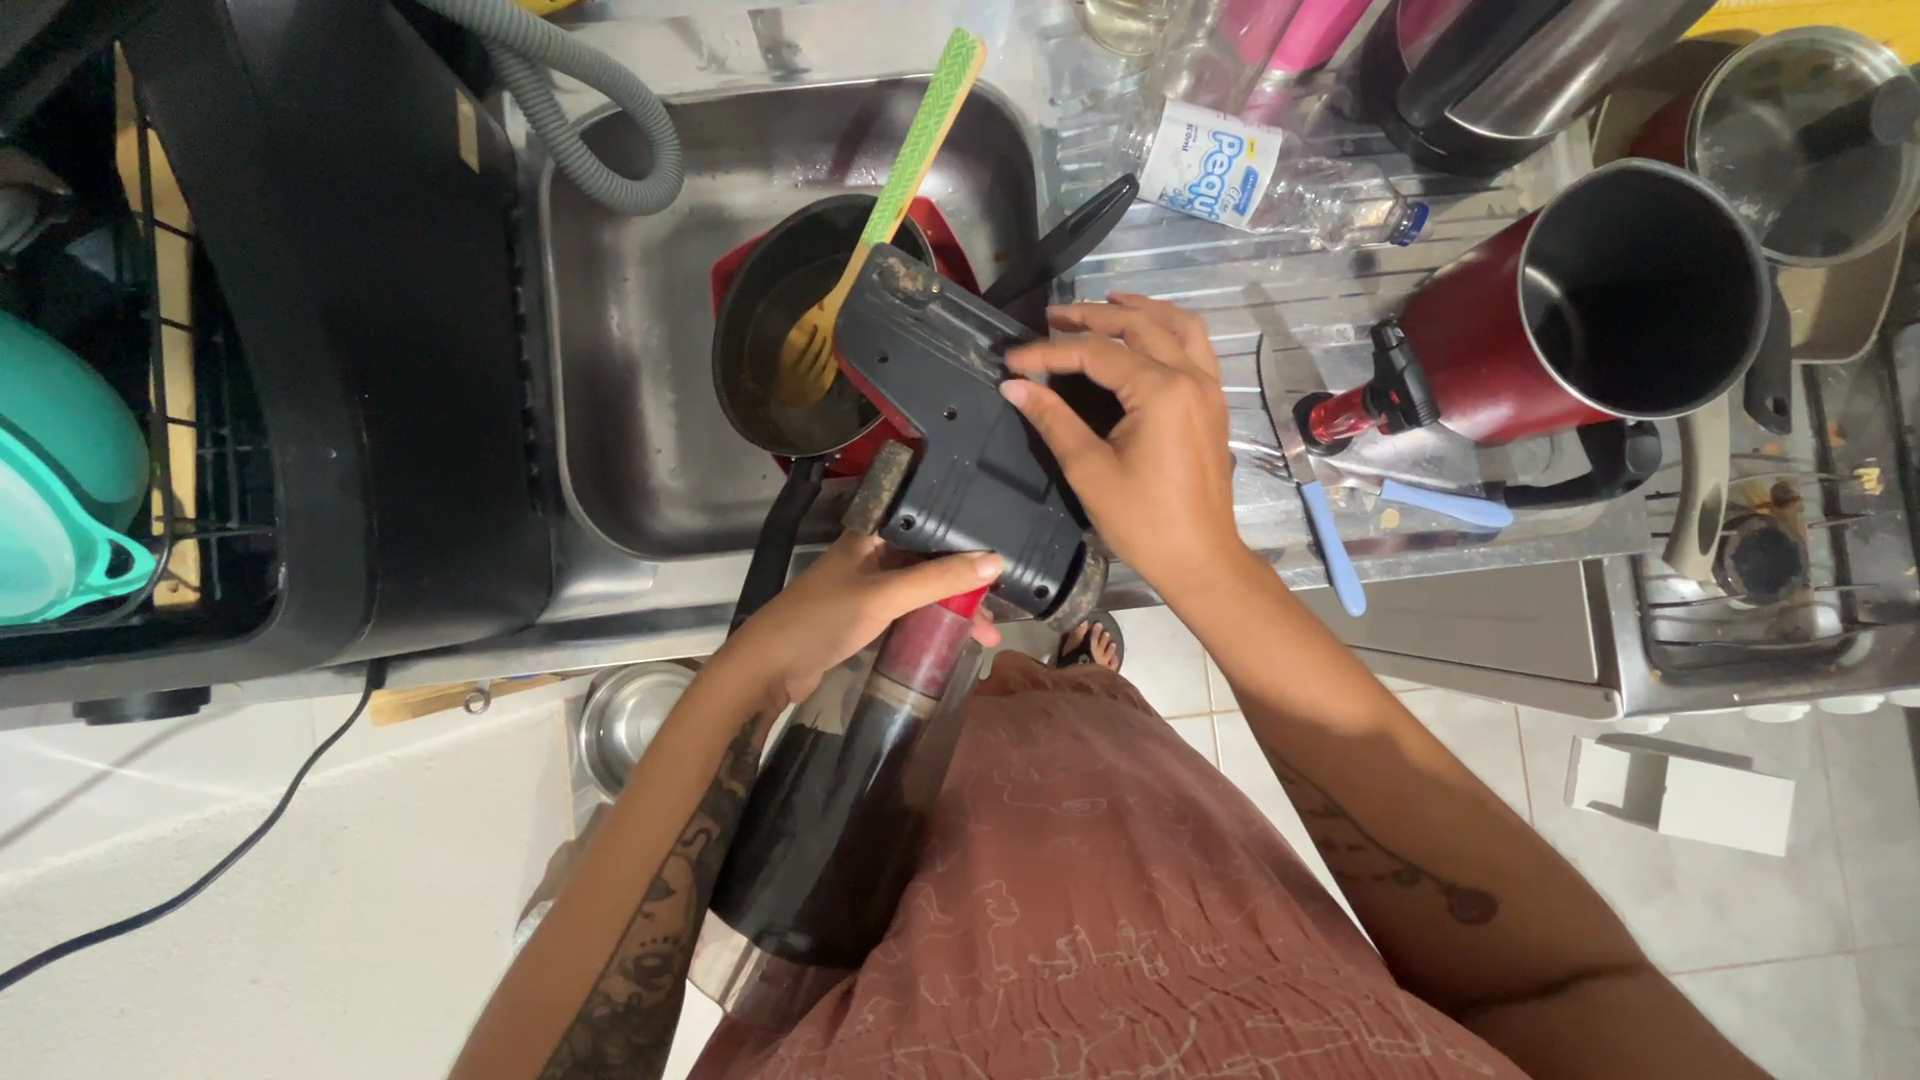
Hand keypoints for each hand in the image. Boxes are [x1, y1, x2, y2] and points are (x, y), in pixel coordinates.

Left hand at [718, 531, 1002, 702]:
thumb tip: (995, 562)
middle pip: (928, 559)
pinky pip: (909, 611)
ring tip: (986, 634)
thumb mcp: (885, 596)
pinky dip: (932, 620)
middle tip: (996, 608)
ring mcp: (868, 586)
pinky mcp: (865, 616)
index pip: (925, 522)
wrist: (769, 668)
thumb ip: (938, 579)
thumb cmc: (823, 619)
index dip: (962, 535)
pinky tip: (955, 638)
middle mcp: (872, 555)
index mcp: (872, 535)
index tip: (1000, 551)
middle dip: (964, 582)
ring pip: (922, 587)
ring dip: (952, 606)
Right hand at [999, 293, 1247, 598]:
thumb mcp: (1089, 470)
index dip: (1050, 351)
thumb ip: (1053, 419)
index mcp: (1160, 391)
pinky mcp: (1214, 403)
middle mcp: (1190, 377)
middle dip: (1092, 316)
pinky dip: (1169, 329)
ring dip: (1139, 311)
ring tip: (1105, 305)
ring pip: (1176, 326)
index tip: (1013, 359)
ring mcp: (1209, 388)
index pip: (1096, 353)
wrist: (1200, 557)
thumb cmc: (1143, 521)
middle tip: (1052, 317)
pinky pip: (1196, 347)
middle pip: (1138, 325)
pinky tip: (1148, 335)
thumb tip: (1014, 385)